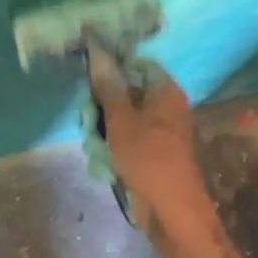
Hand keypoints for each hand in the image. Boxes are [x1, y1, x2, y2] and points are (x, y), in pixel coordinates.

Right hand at [87, 45, 207, 226]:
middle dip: (101, 108)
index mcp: (165, 91)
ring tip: (95, 148)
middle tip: (87, 123)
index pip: (136, 65)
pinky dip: (114, 149)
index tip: (90, 85)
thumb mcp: (121, 120)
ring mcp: (160, 131)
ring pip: (122, 120)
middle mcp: (165, 107)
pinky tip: (104, 162)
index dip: (112, 71)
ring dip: (103, 132)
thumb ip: (107, 86)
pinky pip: (128, 141)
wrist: (170, 207)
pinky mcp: (153, 153)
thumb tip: (98, 50)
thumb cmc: (147, 157)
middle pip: (126, 93)